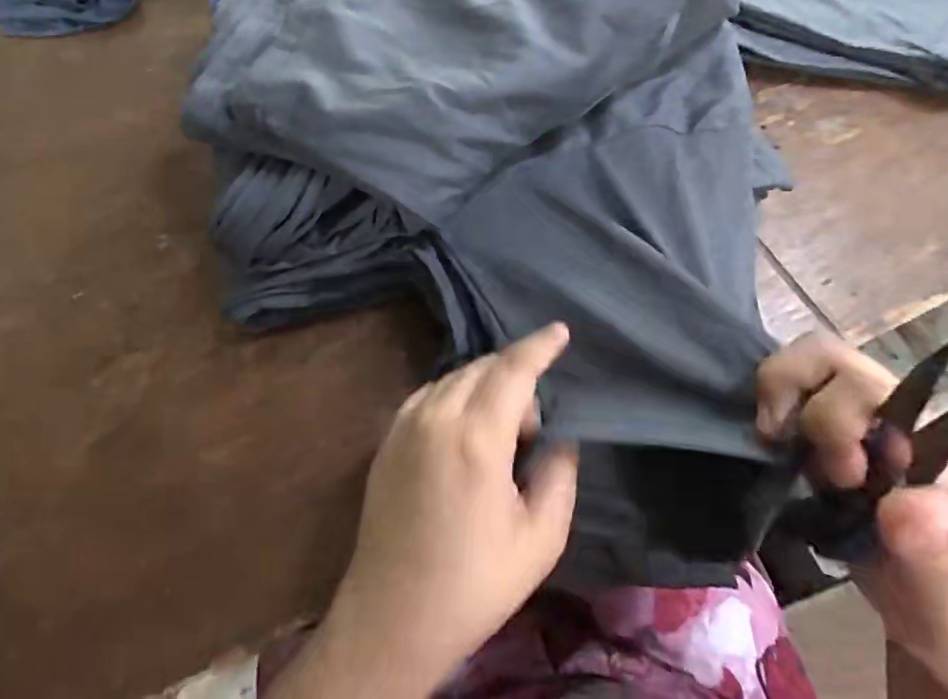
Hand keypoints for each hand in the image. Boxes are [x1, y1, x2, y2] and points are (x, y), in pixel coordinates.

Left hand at [276, 325, 579, 698]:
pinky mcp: (387, 438)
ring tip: (500, 439)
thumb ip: (560, 472)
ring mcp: (405, 424)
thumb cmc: (475, 582)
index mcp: (476, 437)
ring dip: (486, 386)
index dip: (539, 346)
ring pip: (455, 377)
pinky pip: (430, 394)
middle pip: (484, 367)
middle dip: (516, 377)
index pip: (513, 369)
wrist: (392, 617)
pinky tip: (465, 432)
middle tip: (532, 431)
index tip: (560, 330)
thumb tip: (558, 435)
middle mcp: (436, 416)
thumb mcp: (541, 537)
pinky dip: (456, 396)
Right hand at [757, 340, 947, 698]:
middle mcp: (914, 432)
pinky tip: (776, 454)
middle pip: (838, 361)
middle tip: (796, 457)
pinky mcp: (846, 449)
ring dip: (780, 394)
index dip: (837, 420)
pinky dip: (775, 410)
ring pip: (812, 367)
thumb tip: (913, 501)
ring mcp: (877, 436)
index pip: (883, 394)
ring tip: (776, 445)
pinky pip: (799, 397)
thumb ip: (946, 573)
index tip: (837, 483)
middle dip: (797, 395)